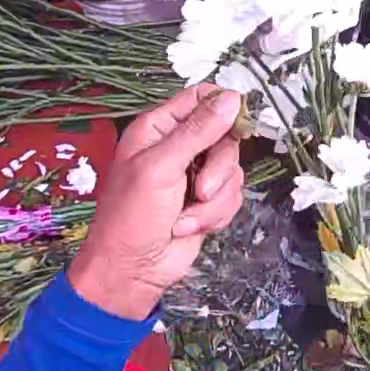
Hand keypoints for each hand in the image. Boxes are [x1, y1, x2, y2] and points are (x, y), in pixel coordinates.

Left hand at [67, 85, 243, 318]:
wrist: (132, 273)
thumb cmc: (132, 217)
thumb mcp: (161, 167)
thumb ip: (199, 131)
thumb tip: (234, 97)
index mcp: (160, 128)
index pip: (202, 98)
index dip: (223, 107)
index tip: (237, 126)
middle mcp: (180, 145)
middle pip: (226, 134)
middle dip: (218, 168)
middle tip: (200, 188)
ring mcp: (197, 173)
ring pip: (233, 168)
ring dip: (215, 198)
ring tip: (186, 215)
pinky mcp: (209, 199)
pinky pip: (234, 194)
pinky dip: (216, 213)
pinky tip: (190, 225)